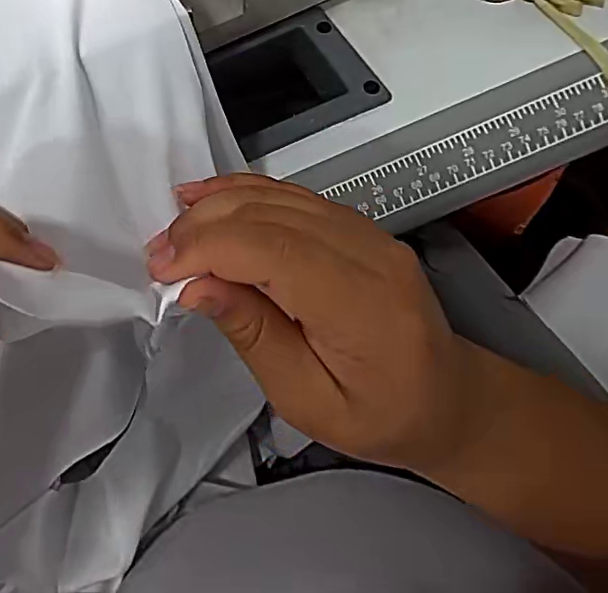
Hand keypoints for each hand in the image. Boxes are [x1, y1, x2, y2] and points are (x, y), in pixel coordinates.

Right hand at [145, 173, 476, 472]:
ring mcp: (364, 229)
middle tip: (159, 254)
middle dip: (201, 227)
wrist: (448, 396)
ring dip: (215, 206)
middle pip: (268, 214)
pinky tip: (209, 199)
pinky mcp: (352, 221)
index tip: (164, 268)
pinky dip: (241, 193)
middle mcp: (368, 253)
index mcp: (363, 306)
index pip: (273, 250)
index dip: (209, 248)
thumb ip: (252, 336)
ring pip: (274, 194)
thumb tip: (197, 287)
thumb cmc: (383, 413)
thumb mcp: (309, 401)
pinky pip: (288, 193)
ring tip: (173, 229)